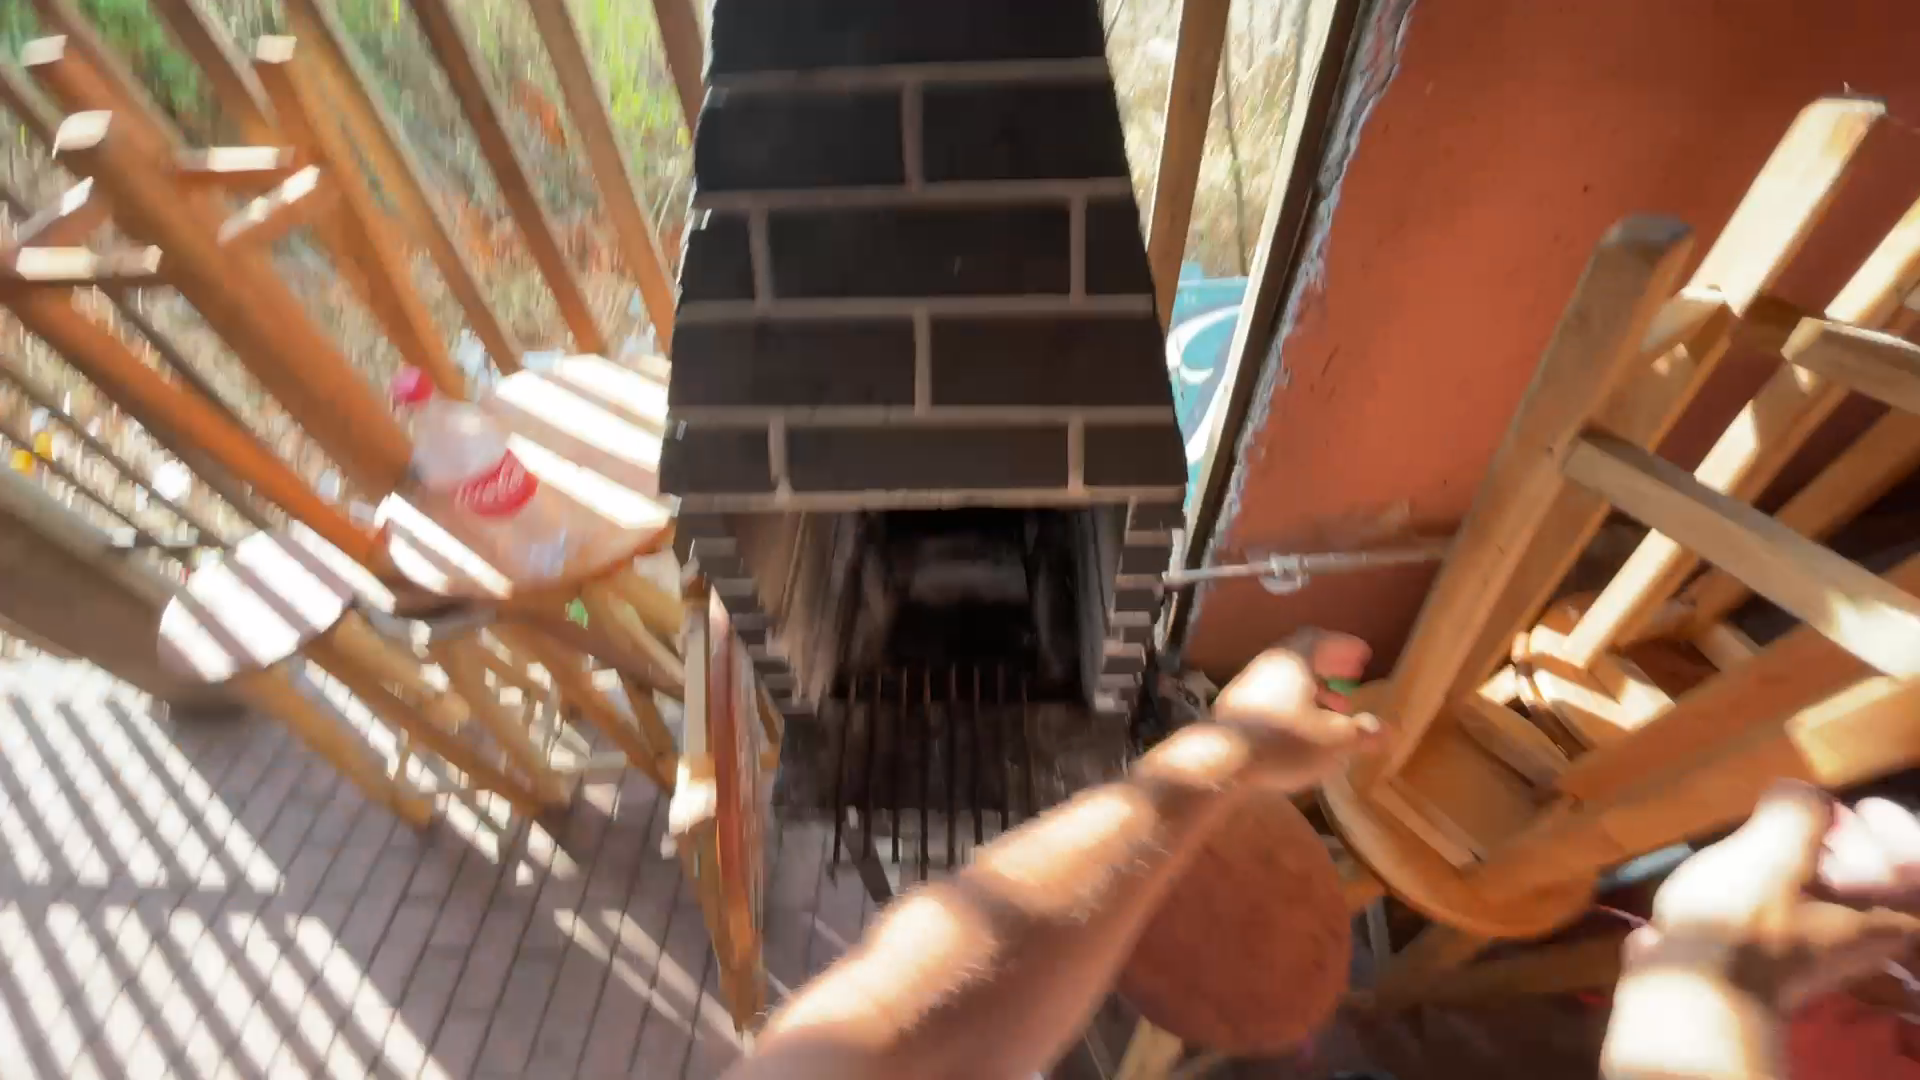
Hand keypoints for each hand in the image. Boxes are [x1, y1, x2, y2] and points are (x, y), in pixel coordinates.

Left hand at [1206, 628, 1384, 791]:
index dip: (1343, 645)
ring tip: (1336, 709)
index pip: (1318, 639)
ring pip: (1284, 680)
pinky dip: (1293, 704)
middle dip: (1329, 666)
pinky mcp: (1234, 711)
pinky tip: (1303, 729)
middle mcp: (1264, 667)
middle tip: (1352, 676)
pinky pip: (1270, 698)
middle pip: (1300, 658)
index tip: (1364, 655)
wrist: (1220, 763)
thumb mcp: (1336, 741)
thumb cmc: (1284, 743)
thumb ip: (1362, 732)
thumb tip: (1385, 728)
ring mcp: (1244, 688)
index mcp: (1290, 661)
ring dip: (1312, 689)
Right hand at [1628, 782, 1919, 1007]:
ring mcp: (1815, 943)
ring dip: (1804, 855)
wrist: (1693, 983)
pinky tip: (1738, 865)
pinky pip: (1793, 901)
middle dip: (1845, 839)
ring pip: (1830, 889)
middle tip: (1805, 810)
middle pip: (1877, 878)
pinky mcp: (1772, 945)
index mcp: (1885, 921)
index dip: (1897, 832)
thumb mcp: (1768, 858)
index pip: (1915, 869)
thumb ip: (1794, 816)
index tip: (1857, 802)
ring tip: (1766, 830)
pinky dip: (1778, 877)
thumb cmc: (1739, 922)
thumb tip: (1802, 789)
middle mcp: (1862, 935)